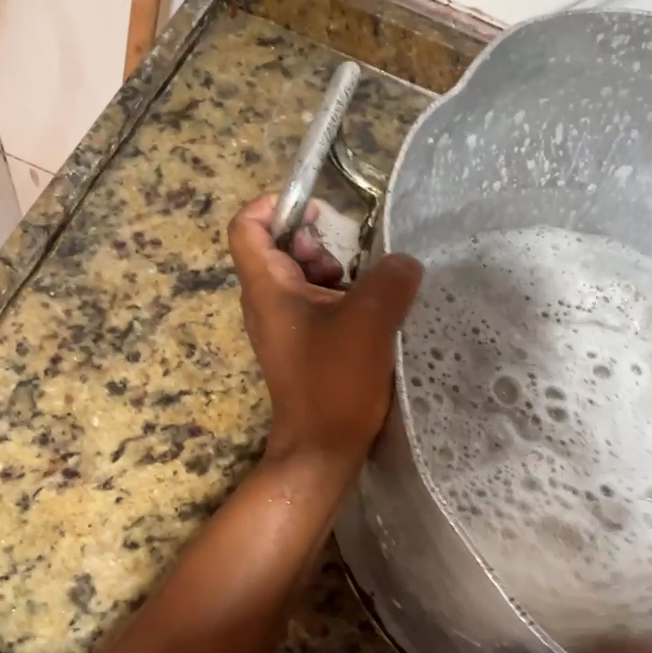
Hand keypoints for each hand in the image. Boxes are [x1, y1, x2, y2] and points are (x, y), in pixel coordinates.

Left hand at [227, 194, 421, 468]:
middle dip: (316, 238)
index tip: (321, 210)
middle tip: (348, 255)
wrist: (323, 448)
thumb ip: (389, 279)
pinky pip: (315, 304)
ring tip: (364, 284)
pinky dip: (339, 297)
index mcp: (267, 287)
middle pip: (277, 246)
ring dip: (334, 269)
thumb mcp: (367, 322)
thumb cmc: (335, 382)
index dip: (276, 205)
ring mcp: (283, 326)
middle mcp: (267, 302)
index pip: (247, 226)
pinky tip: (370, 312)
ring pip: (300, 275)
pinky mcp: (302, 346)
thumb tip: (404, 261)